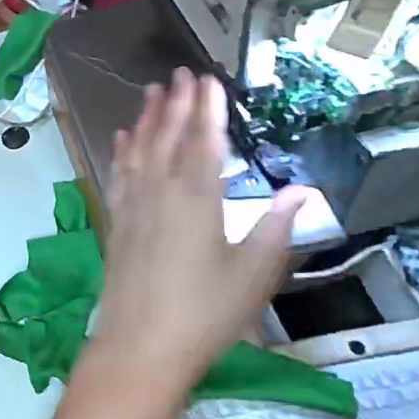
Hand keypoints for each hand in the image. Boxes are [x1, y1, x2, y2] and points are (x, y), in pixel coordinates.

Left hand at [87, 67, 310, 392]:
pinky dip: (121, 153)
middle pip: (167, 137)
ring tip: (150, 92)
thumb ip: (276, 228)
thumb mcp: (254, 274)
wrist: (141, 345)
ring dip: (145, 119)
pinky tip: (121, 139)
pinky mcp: (116, 223)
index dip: (208, 108)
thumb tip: (303, 191)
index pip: (204, 141)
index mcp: (198, 199)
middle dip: (175, 102)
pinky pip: (118, 176)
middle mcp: (161, 192)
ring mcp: (133, 207)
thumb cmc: (205, 314)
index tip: (209, 80)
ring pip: (138, 150)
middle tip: (178, 72)